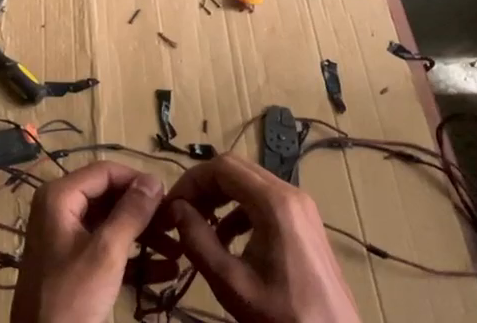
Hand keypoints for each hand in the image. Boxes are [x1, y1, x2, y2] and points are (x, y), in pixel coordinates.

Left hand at [12, 161, 165, 322]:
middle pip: (109, 197)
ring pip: (111, 224)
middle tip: (178, 226)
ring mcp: (65, 235)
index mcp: (60, 196)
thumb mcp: (106, 253)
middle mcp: (60, 208)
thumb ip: (131, 214)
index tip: (171, 198)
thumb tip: (154, 179)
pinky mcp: (73, 261)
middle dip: (144, 212)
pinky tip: (165, 272)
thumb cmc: (72, 295)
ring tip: (178, 251)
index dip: (138, 181)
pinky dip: (132, 258)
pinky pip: (106, 248)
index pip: (105, 172)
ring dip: (144, 237)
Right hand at [157, 154, 360, 322]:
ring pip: (250, 182)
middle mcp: (291, 193)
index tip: (170, 206)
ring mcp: (301, 207)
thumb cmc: (282, 318)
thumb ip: (198, 240)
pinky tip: (226, 239)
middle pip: (235, 169)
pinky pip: (265, 200)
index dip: (191, 181)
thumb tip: (176, 209)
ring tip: (198, 225)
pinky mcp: (305, 222)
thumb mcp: (231, 283)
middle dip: (203, 187)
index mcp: (274, 203)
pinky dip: (239, 210)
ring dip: (220, 197)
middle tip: (181, 213)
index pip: (221, 167)